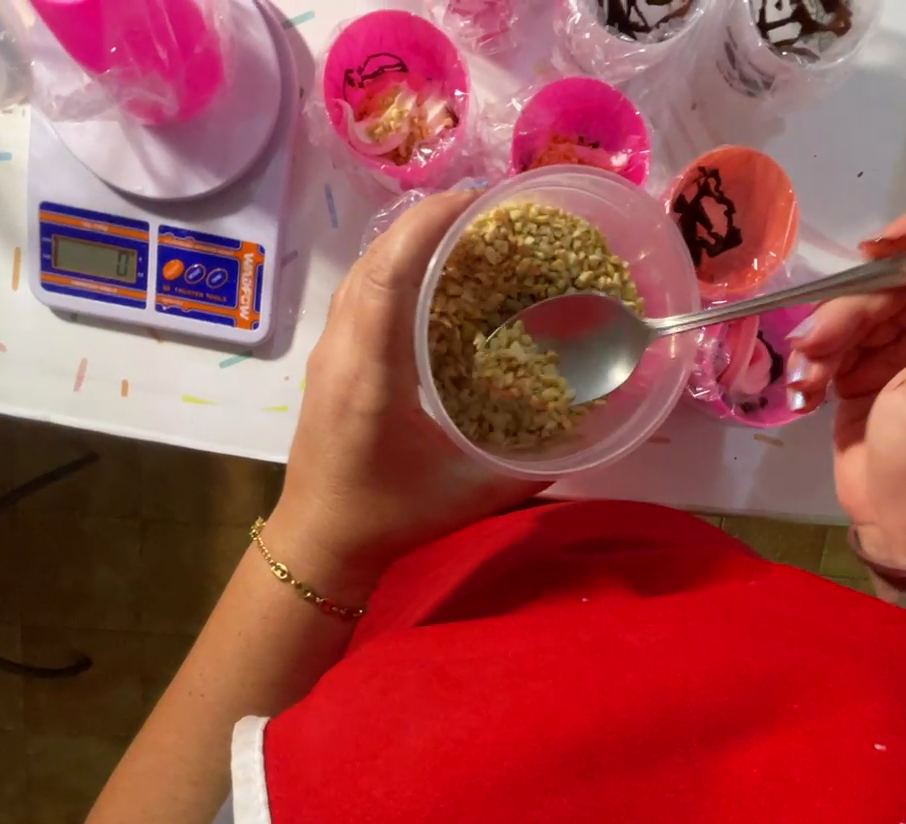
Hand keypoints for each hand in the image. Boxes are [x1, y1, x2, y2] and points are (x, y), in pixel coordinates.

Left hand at [266, 193, 544, 597]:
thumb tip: (584, 429)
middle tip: (486, 218)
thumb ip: (531, 464)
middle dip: (426, 223)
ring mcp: (328, 353)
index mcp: (372, 374)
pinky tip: (430, 285)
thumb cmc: (391, 517)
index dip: (429, 225)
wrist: (321, 539)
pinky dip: (393, 272)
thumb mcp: (470, 494)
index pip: (388, 273)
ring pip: (362, 273)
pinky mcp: (328, 361)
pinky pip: (358, 296)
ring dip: (407, 245)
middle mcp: (342, 350)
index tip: (479, 203)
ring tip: (462, 241)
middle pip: (374, 259)